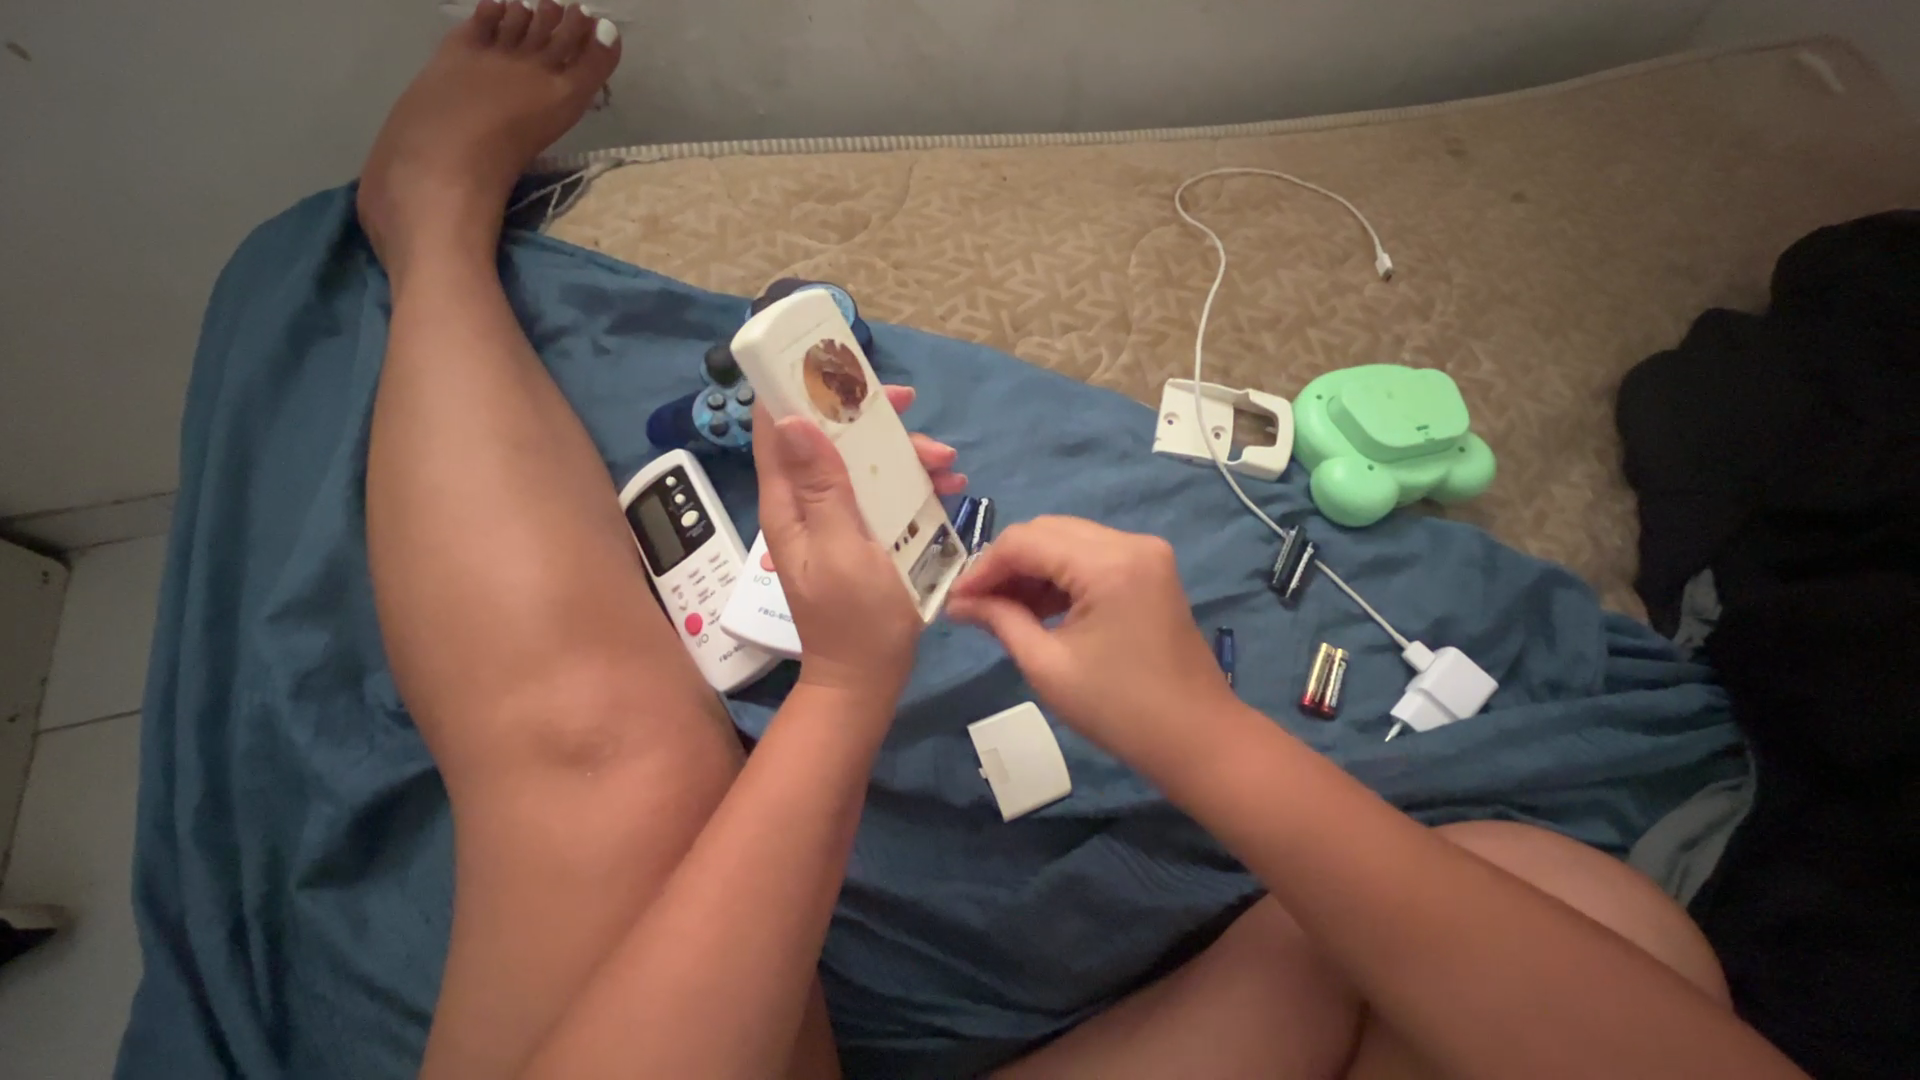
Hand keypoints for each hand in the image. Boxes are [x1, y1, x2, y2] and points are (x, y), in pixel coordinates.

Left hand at [752, 386, 961, 700]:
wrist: (868, 678)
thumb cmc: (856, 619)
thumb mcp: (843, 550)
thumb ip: (822, 488)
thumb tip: (793, 421)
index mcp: (790, 504)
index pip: (776, 429)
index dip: (796, 388)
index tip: (834, 362)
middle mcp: (808, 503)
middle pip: (829, 438)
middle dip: (868, 417)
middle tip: (908, 405)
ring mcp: (837, 518)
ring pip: (863, 462)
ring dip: (903, 451)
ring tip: (948, 462)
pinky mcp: (863, 533)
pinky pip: (885, 491)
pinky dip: (915, 481)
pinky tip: (949, 484)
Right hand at [944, 516, 1233, 764]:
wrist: (1197, 737)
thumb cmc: (1119, 710)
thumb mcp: (1048, 666)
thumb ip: (1001, 620)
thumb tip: (959, 603)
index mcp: (1108, 564)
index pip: (1026, 541)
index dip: (984, 567)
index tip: (955, 600)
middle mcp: (1130, 543)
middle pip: (1047, 532)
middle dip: (1005, 565)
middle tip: (973, 604)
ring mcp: (1145, 553)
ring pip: (1067, 541)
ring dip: (1031, 570)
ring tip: (999, 610)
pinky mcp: (1150, 569)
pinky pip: (1091, 557)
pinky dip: (1060, 576)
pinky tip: (1036, 607)